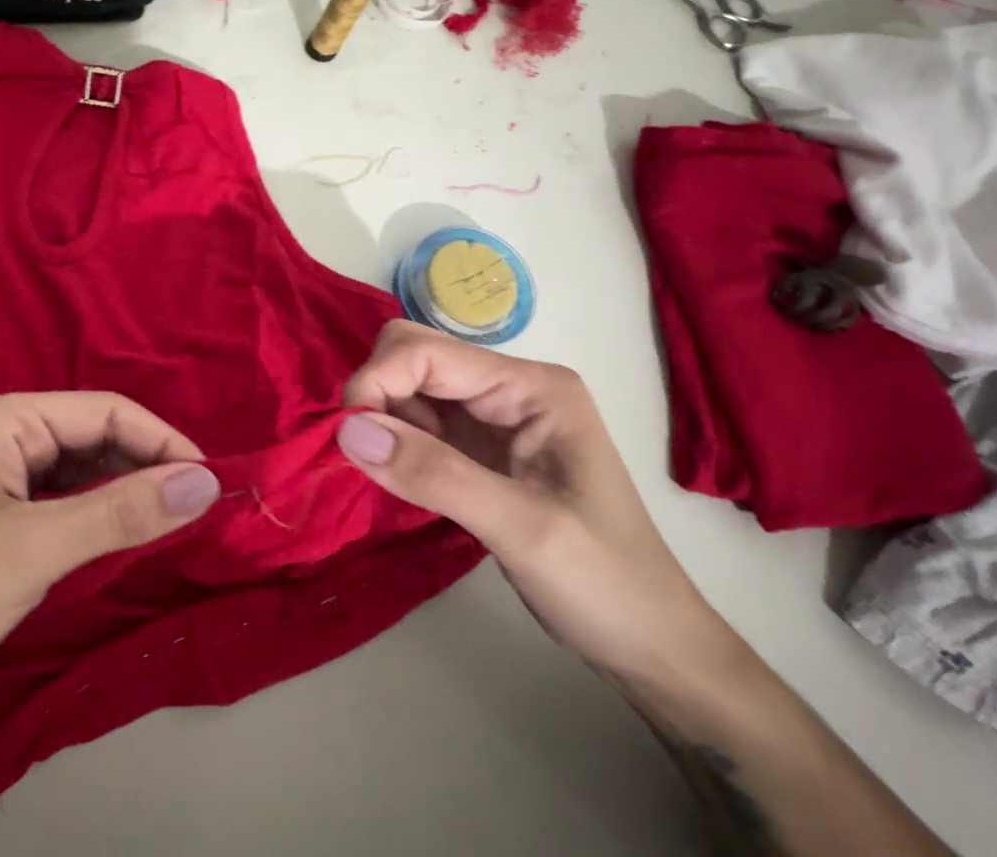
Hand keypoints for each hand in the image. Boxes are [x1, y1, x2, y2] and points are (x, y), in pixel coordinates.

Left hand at [0, 392, 222, 727]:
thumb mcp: (35, 552)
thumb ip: (121, 512)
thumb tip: (205, 482)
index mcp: (1, 420)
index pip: (104, 411)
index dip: (163, 443)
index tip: (213, 488)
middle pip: (94, 436)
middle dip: (146, 468)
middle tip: (199, 516)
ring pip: (80, 470)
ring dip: (124, 493)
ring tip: (168, 529)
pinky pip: (60, 499)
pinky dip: (95, 515)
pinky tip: (121, 538)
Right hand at [333, 321, 735, 685]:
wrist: (649, 643)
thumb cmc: (605, 584)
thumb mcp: (523, 530)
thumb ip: (436, 475)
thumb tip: (347, 429)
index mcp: (533, 389)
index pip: (427, 353)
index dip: (376, 381)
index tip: (346, 437)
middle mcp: (510, 390)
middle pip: (413, 357)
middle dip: (375, 394)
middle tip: (365, 454)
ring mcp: (493, 420)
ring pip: (407, 390)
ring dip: (380, 421)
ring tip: (389, 476)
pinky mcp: (476, 452)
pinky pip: (415, 426)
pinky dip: (392, 443)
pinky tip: (398, 479)